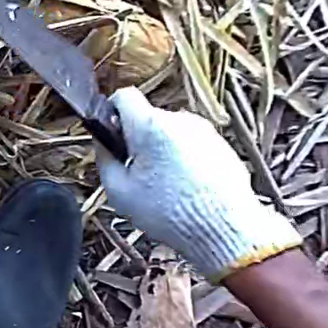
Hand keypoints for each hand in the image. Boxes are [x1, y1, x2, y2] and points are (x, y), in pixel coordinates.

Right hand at [98, 88, 301, 279]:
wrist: (224, 230)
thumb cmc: (168, 213)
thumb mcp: (118, 190)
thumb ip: (104, 158)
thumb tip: (103, 141)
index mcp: (151, 126)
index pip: (124, 96)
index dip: (111, 113)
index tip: (111, 135)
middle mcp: (180, 120)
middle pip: (146, 118)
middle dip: (137, 139)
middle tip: (136, 173)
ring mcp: (204, 131)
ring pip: (168, 131)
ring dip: (159, 150)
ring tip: (163, 185)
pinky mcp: (221, 144)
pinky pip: (189, 144)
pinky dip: (181, 159)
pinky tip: (183, 187)